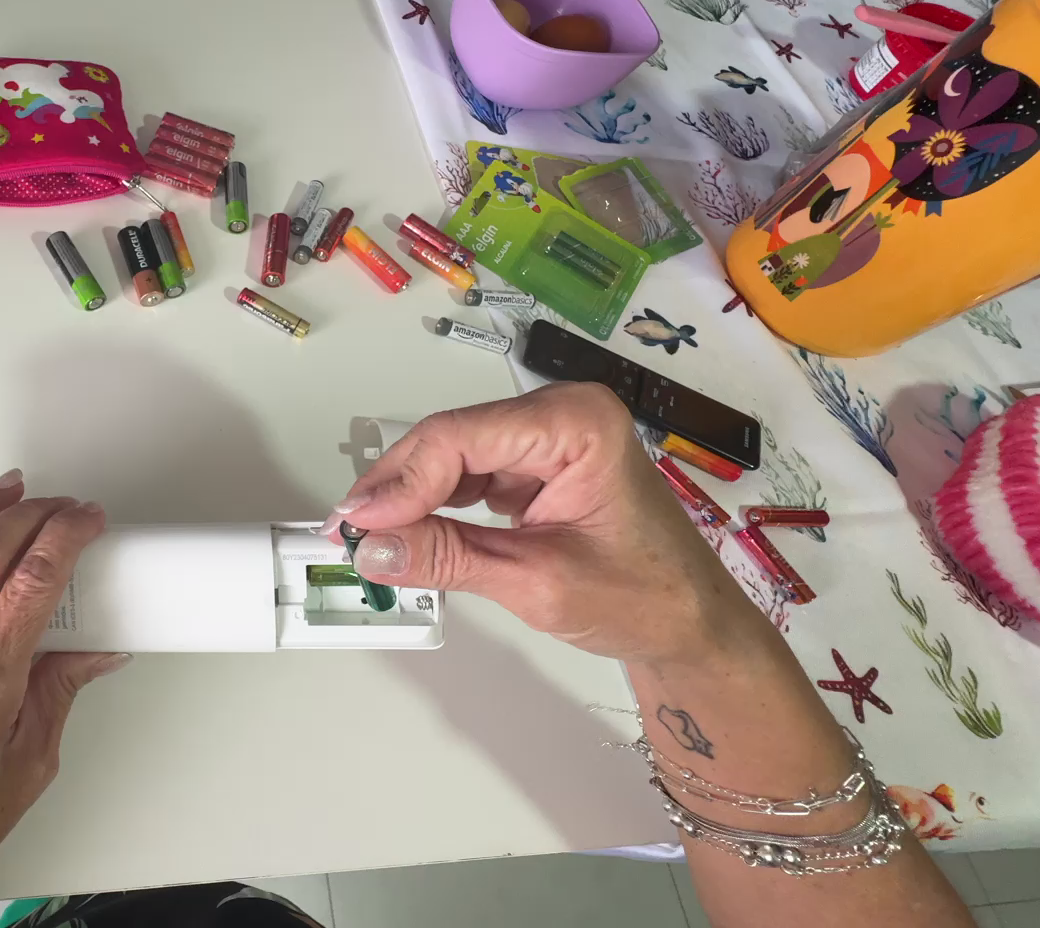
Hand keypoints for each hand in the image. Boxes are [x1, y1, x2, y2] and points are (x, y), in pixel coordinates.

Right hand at [330, 383, 767, 666]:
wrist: (691, 625)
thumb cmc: (642, 601)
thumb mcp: (535, 582)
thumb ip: (447, 558)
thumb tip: (371, 549)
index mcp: (575, 424)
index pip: (460, 439)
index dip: (400, 481)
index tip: (356, 523)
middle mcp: (555, 414)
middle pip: (447, 440)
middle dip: (396, 488)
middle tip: (348, 530)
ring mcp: (541, 435)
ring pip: (447, 454)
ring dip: (406, 495)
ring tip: (367, 531)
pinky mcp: (529, 461)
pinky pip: (462, 471)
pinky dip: (429, 500)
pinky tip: (405, 525)